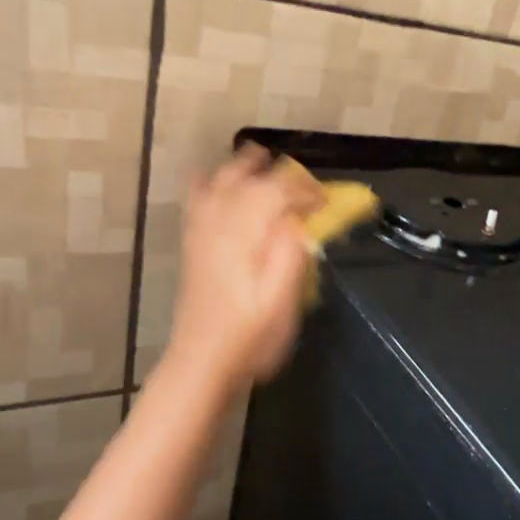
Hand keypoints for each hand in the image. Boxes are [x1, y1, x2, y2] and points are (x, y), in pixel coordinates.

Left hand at [163, 145, 325, 392]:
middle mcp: (220, 226)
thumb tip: (299, 220)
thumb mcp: (282, 300)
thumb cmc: (251, 337)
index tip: (326, 201)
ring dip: (240, 168)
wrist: (203, 361)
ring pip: (218, 184)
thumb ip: (290, 254)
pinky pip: (195, 202)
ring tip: (257, 159)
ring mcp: (202, 234)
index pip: (277, 192)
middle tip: (299, 178)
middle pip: (246, 180)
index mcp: (246, 236)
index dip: (304, 190)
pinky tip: (206, 177)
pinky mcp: (193, 247)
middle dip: (274, 172)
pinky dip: (204, 184)